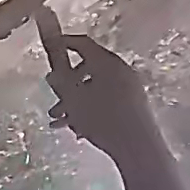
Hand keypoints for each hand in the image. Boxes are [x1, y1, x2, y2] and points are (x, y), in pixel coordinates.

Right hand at [45, 34, 161, 163]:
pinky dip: (90, 109)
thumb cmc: (102, 119)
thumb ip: (60, 82)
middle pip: (88, 69)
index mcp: (106, 63)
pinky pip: (106, 99)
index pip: (83, 43)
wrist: (137, 146)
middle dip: (67, 84)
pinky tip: (77, 129)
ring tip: (60, 120)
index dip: (65, 43)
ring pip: (95, 88)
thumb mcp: (73, 99)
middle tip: (55, 99)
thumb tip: (52, 73)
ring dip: (75, 101)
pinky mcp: (134, 104)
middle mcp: (120, 70)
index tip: (52, 46)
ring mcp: (129, 87)